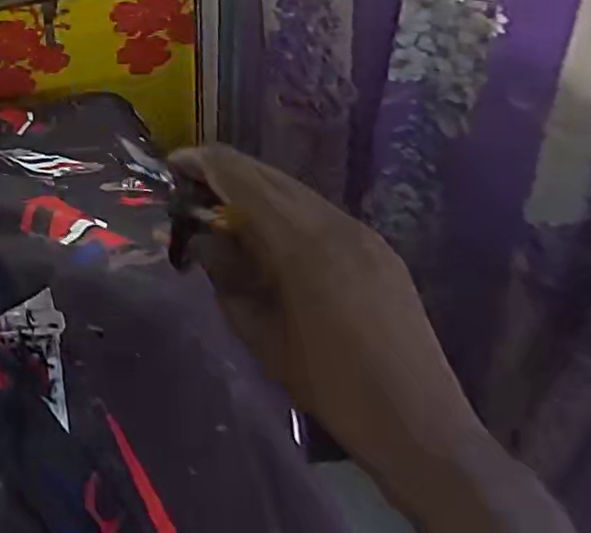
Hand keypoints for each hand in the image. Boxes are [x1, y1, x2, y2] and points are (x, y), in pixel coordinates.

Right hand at [169, 145, 571, 532]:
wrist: (420, 428)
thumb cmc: (324, 380)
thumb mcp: (253, 324)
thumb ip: (222, 268)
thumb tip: (200, 234)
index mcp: (301, 243)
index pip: (241, 177)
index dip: (202, 162)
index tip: (171, 165)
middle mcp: (336, 225)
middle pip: (267, 175)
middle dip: (223, 170)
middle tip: (187, 181)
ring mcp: (363, 235)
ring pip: (294, 189)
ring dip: (252, 187)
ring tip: (220, 205)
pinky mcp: (378, 250)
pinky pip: (317, 210)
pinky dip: (281, 206)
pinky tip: (265, 229)